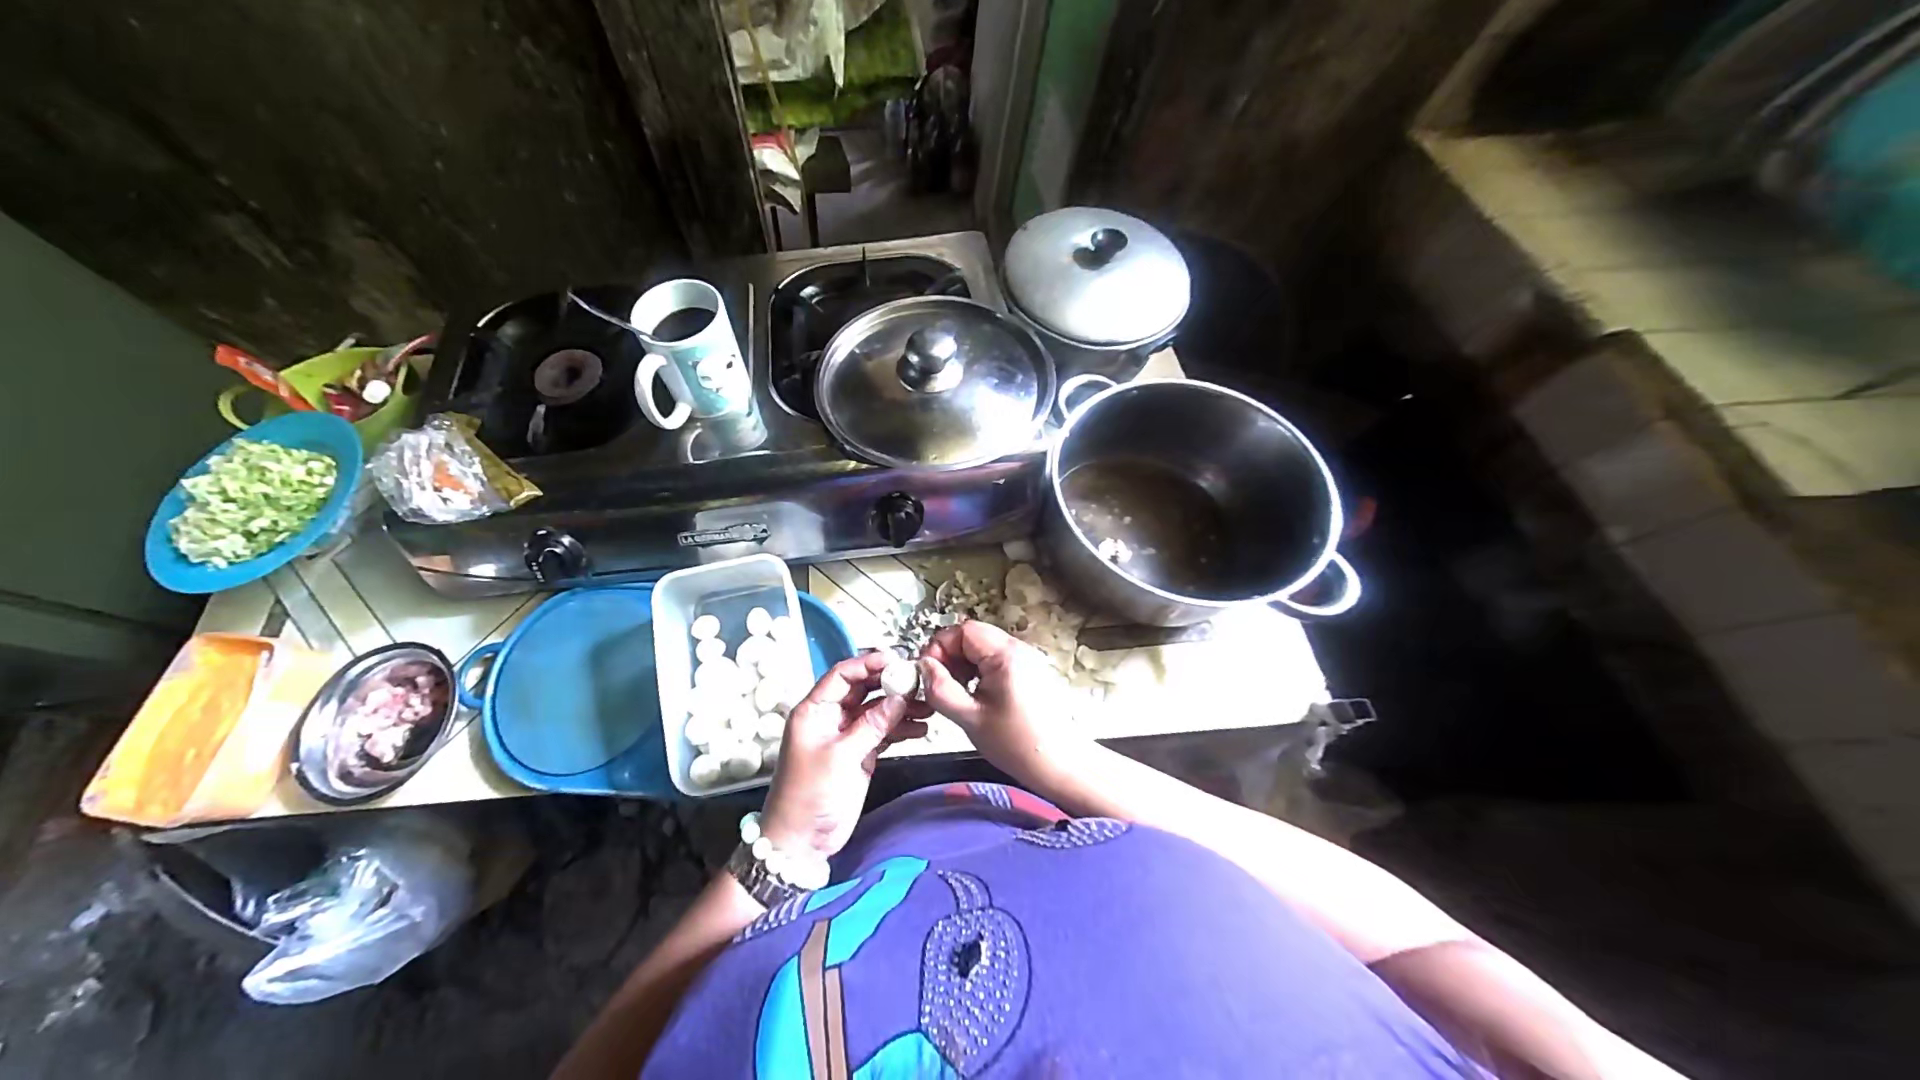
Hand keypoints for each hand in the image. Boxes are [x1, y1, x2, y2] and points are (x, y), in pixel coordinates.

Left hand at [759, 652, 929, 859]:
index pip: (843, 675)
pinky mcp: (859, 754)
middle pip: (863, 689)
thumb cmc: (810, 795)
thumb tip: (900, 697)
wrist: (801, 842)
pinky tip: (920, 729)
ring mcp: (846, 736)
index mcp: (815, 711)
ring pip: (877, 710)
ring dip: (901, 707)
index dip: (869, 663)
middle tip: (920, 682)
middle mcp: (830, 717)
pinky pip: (882, 732)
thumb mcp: (842, 756)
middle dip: (891, 684)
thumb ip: (872, 724)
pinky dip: (900, 729)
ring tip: (928, 708)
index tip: (897, 660)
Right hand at [919, 620, 1088, 782]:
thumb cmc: (1017, 744)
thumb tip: (923, 667)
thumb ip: (940, 689)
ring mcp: (1027, 659)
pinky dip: (980, 671)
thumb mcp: (969, 718)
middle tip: (941, 684)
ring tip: (958, 693)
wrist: (1060, 764)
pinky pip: (997, 660)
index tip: (929, 672)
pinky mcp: (1031, 671)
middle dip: (950, 656)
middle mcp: (1019, 649)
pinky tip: (977, 696)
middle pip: (973, 636)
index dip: (939, 647)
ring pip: (984, 648)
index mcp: (1006, 655)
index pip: (962, 630)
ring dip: (964, 664)